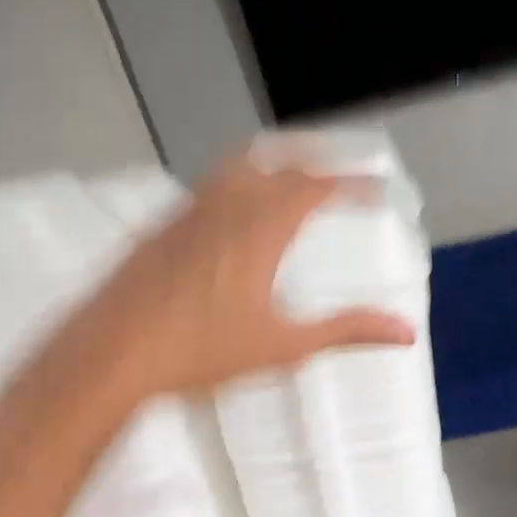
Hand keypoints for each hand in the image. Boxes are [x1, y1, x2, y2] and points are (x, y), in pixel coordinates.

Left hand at [67, 157, 416, 397]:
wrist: (112, 353)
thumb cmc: (201, 352)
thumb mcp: (282, 347)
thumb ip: (345, 332)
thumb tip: (405, 332)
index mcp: (261, 228)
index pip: (317, 187)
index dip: (352, 183)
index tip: (376, 188)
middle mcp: (225, 205)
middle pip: (279, 163)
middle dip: (316, 163)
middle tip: (339, 174)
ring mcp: (187, 212)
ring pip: (238, 167)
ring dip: (274, 165)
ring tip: (291, 179)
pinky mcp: (160, 227)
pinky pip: (208, 188)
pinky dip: (237, 184)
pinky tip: (234, 214)